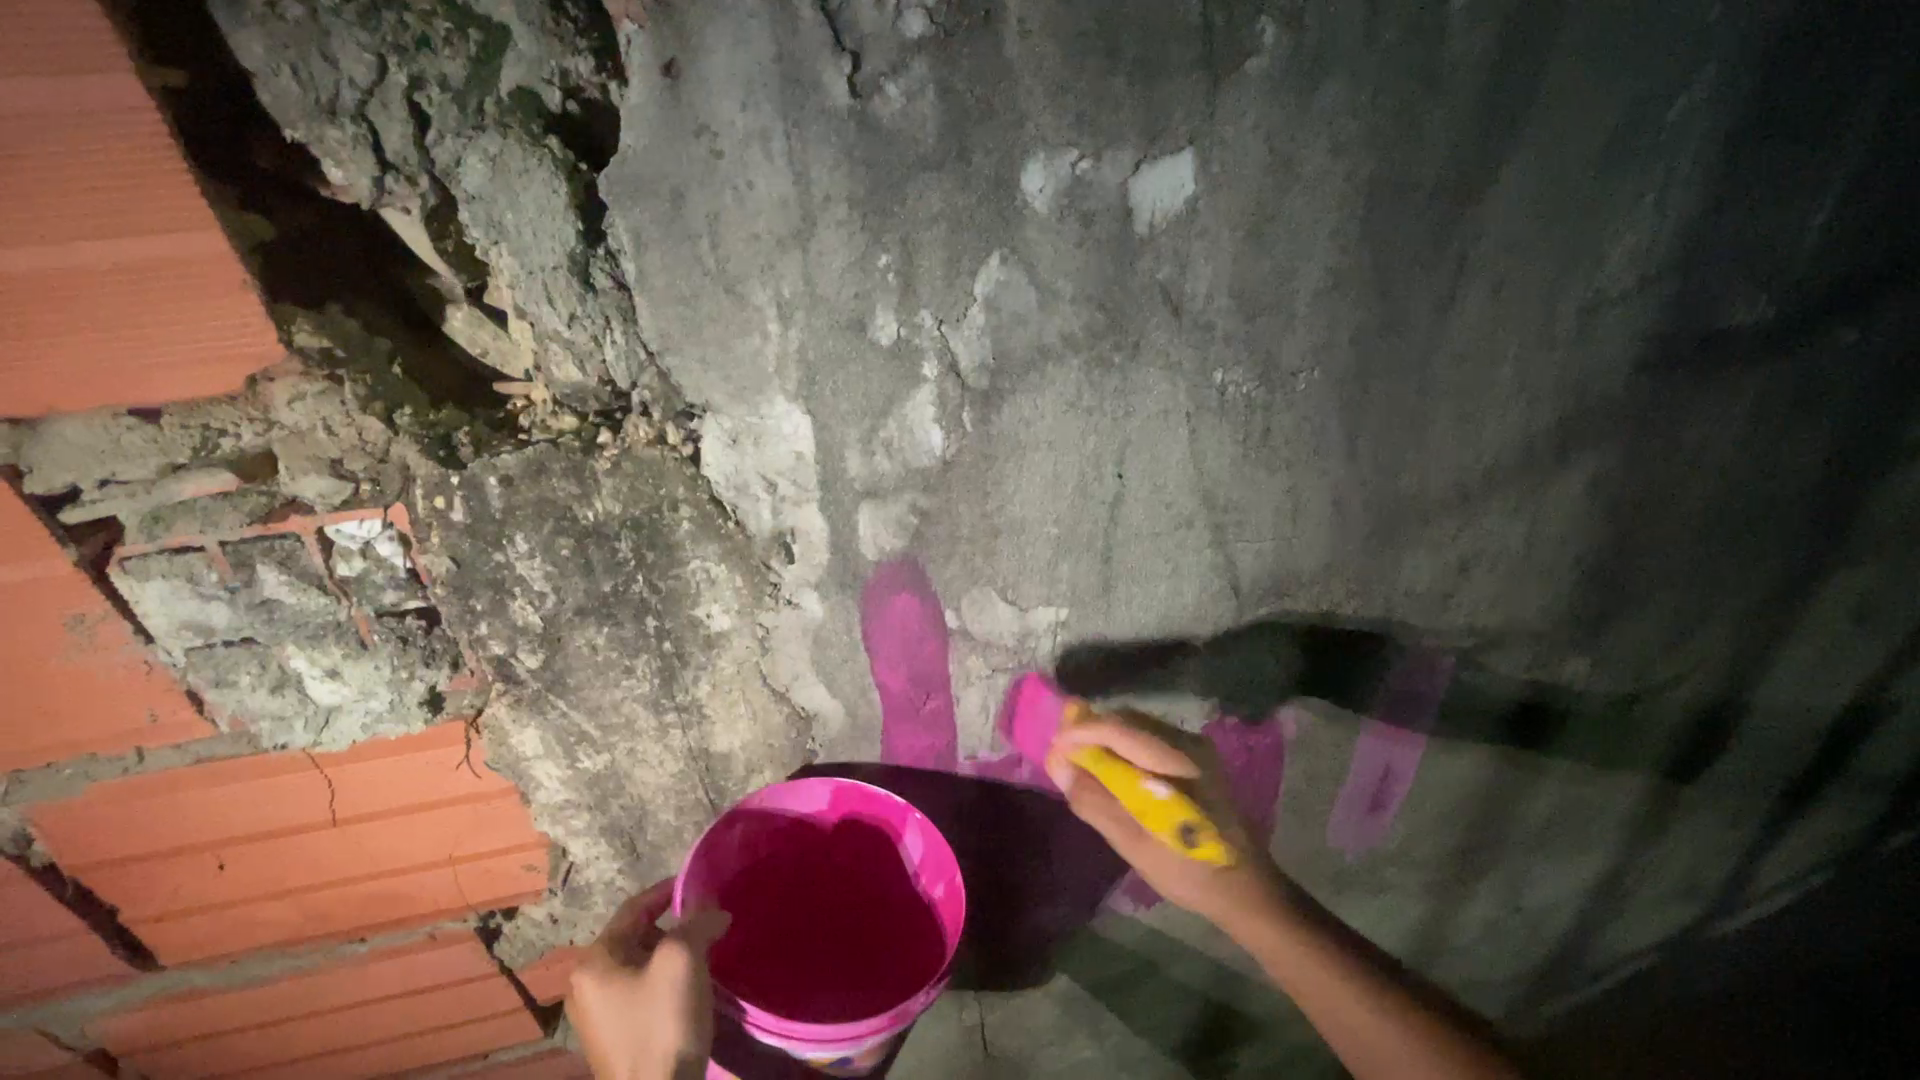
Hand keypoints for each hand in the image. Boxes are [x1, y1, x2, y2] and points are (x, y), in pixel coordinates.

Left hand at [567, 878, 730, 1079]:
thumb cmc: (662, 1023)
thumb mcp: (682, 960)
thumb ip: (697, 921)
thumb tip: (713, 910)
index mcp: (594, 961)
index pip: (634, 908)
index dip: (669, 890)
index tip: (702, 885)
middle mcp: (586, 985)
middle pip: (637, 936)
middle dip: (674, 925)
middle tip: (709, 922)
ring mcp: (598, 1016)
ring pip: (641, 966)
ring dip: (673, 955)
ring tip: (707, 952)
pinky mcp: (615, 1039)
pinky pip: (642, 993)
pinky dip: (667, 981)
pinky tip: (692, 988)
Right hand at [1045, 713, 1287, 934]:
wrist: (1244, 887)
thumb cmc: (1189, 870)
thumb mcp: (1135, 843)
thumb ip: (1095, 801)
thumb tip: (1059, 766)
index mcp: (1178, 761)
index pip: (1120, 728)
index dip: (1080, 732)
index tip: (1052, 747)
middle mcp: (1188, 743)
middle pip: (1127, 721)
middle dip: (1088, 731)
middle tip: (1060, 757)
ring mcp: (1195, 748)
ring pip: (1136, 727)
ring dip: (1103, 738)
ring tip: (1077, 763)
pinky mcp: (1195, 759)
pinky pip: (1147, 739)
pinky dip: (1121, 747)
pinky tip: (1108, 770)